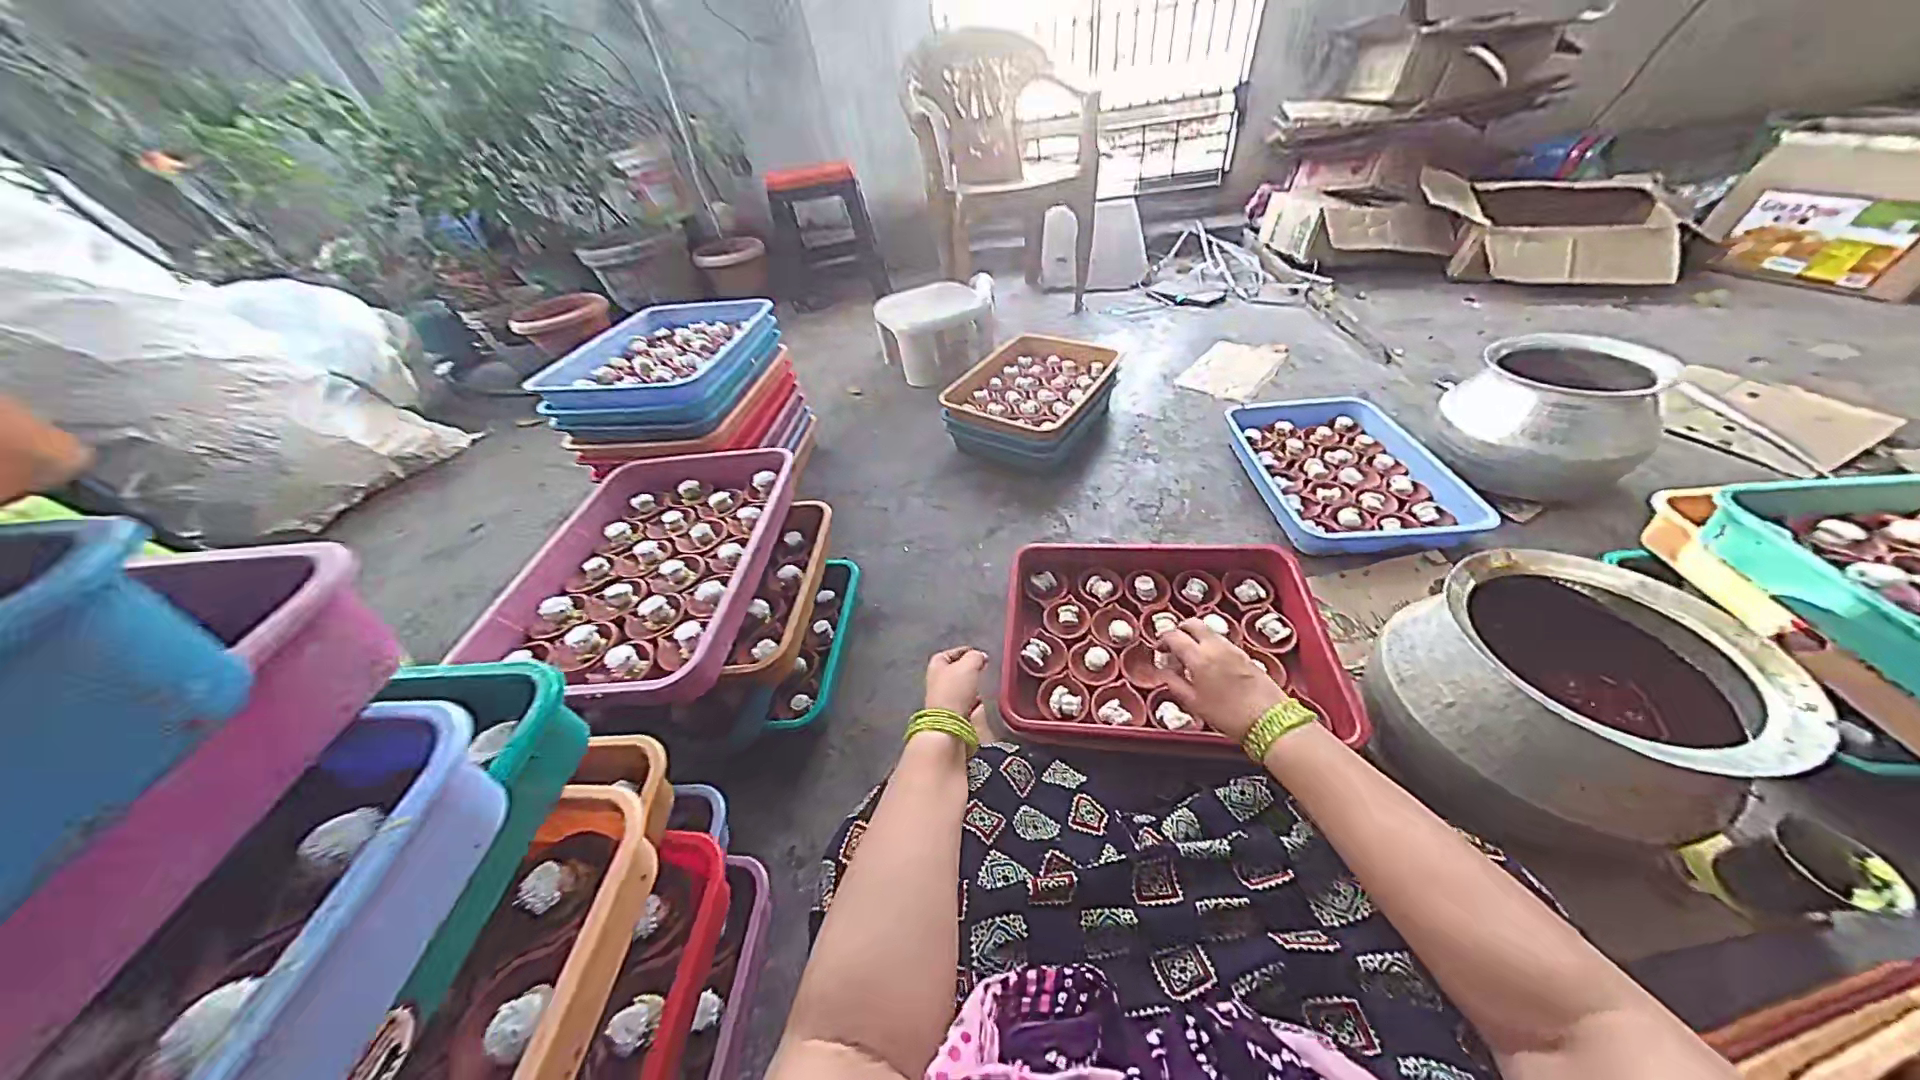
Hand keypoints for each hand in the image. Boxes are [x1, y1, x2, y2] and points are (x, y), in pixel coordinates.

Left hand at [925, 646, 987, 718]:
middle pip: (955, 671)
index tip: (979, 655)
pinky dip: (972, 701)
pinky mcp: (950, 714)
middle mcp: (936, 681)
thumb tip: (981, 657)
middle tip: (983, 669)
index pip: (950, 653)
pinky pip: (964, 703)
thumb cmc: (956, 690)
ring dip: (972, 687)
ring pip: (960, 688)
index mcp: (936, 665)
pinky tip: (980, 702)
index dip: (964, 652)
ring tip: (984, 686)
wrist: (950, 724)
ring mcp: (942, 699)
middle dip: (969, 670)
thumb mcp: (968, 665)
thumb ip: (975, 656)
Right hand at [1159, 618, 1284, 742]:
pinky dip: (1212, 646)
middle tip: (1174, 644)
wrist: (1269, 721)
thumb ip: (1174, 683)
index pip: (1174, 635)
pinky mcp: (1246, 655)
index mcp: (1199, 657)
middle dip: (1180, 630)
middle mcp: (1216, 647)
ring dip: (1197, 637)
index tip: (1160, 649)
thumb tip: (1165, 674)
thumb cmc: (1231, 715)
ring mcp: (1233, 649)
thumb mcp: (1194, 703)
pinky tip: (1211, 664)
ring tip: (1192, 657)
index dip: (1162, 640)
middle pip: (1193, 624)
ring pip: (1209, 631)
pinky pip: (1223, 642)